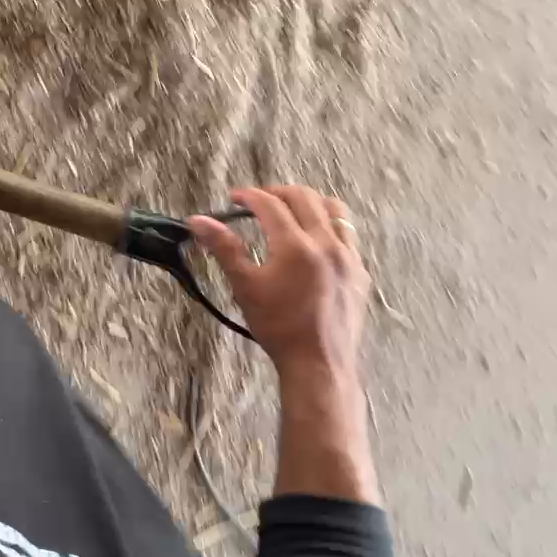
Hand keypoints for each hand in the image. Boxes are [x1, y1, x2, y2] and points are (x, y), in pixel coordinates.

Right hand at [187, 186, 367, 380]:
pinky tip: (312, 243)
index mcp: (296, 246)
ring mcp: (349, 258)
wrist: (318, 364)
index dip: (249, 195)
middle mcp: (327, 244)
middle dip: (277, 193)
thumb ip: (223, 247)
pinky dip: (328, 227)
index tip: (233, 198)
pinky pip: (347, 236)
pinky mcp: (360, 274)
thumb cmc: (277, 326)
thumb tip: (197, 221)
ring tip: (290, 212)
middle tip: (257, 201)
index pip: (270, 204)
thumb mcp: (244, 286)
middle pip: (305, 198)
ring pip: (335, 212)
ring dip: (309, 203)